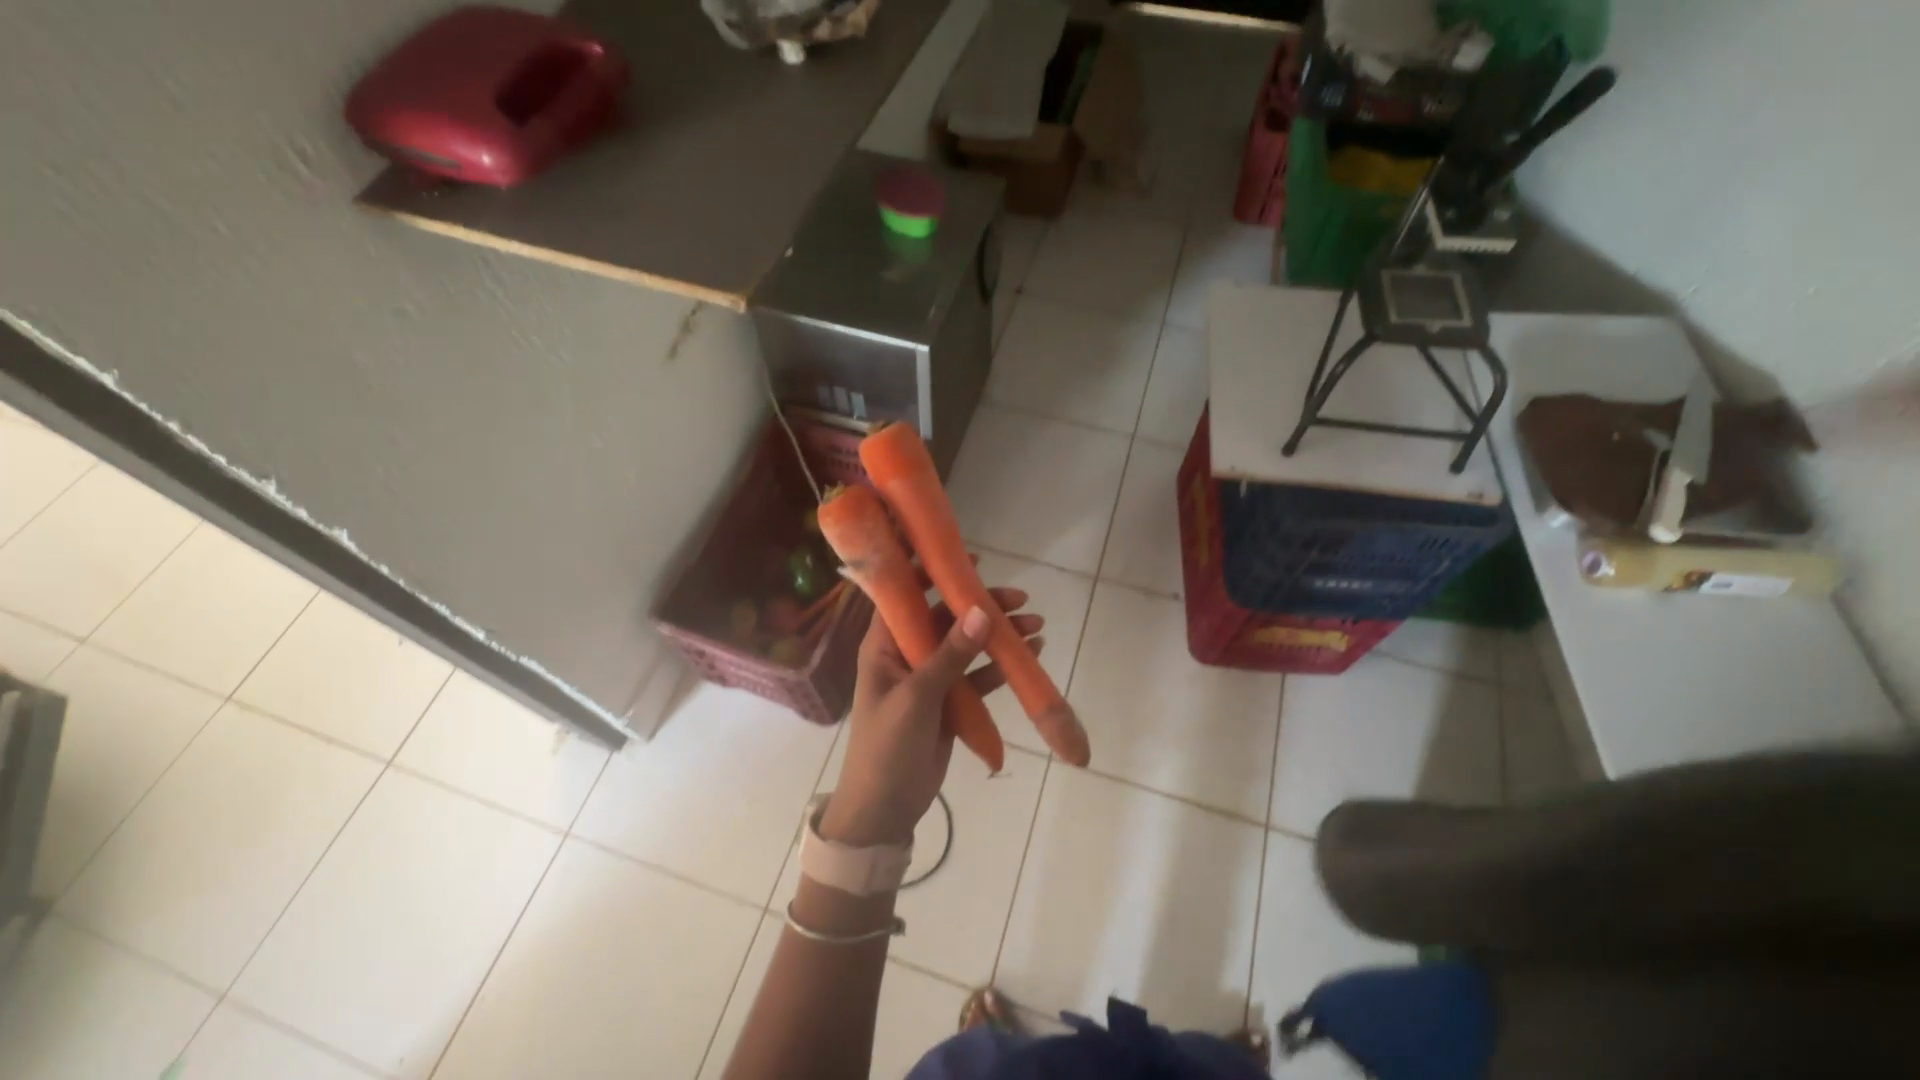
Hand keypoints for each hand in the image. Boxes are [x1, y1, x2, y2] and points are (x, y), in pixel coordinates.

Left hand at [819, 586, 1043, 846]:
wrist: (884, 808)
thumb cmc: (886, 747)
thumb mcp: (917, 698)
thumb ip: (950, 656)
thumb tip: (980, 611)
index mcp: (884, 646)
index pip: (905, 597)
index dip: (930, 573)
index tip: (967, 558)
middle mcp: (906, 655)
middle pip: (946, 619)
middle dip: (981, 607)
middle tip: (1021, 599)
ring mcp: (929, 679)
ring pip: (967, 646)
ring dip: (998, 635)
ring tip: (1036, 626)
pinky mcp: (948, 703)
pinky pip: (977, 676)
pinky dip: (1000, 666)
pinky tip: (1028, 655)